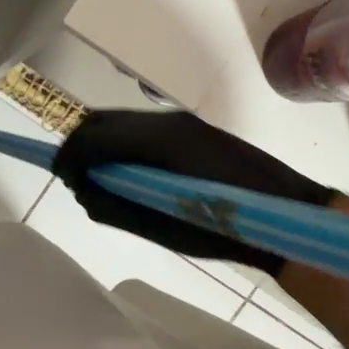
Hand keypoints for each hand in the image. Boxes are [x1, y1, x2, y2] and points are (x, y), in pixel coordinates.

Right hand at [51, 109, 333, 274]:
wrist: (288, 215)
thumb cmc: (222, 227)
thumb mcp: (156, 225)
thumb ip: (110, 204)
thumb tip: (80, 187)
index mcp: (155, 142)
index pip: (91, 135)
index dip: (67, 154)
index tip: (59, 175)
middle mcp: (163, 123)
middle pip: (100, 121)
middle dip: (80, 146)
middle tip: (78, 179)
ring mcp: (180, 123)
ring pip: (119, 123)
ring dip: (100, 147)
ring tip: (104, 181)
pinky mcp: (191, 131)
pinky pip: (141, 131)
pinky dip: (123, 148)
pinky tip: (133, 176)